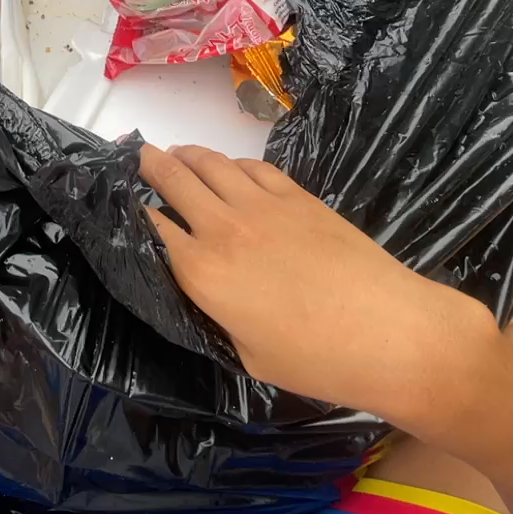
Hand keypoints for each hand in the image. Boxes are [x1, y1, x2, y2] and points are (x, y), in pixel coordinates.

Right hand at [139, 145, 500, 439]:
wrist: (389, 331)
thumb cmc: (315, 359)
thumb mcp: (246, 353)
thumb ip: (214, 312)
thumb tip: (203, 287)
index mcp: (203, 272)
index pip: (152, 226)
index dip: (132, 209)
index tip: (122, 201)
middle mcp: (222, 227)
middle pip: (173, 178)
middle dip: (148, 164)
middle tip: (137, 157)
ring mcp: (260, 204)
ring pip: (210, 162)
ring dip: (186, 154)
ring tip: (176, 154)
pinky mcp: (295, 194)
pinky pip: (251, 166)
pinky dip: (231, 163)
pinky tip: (228, 168)